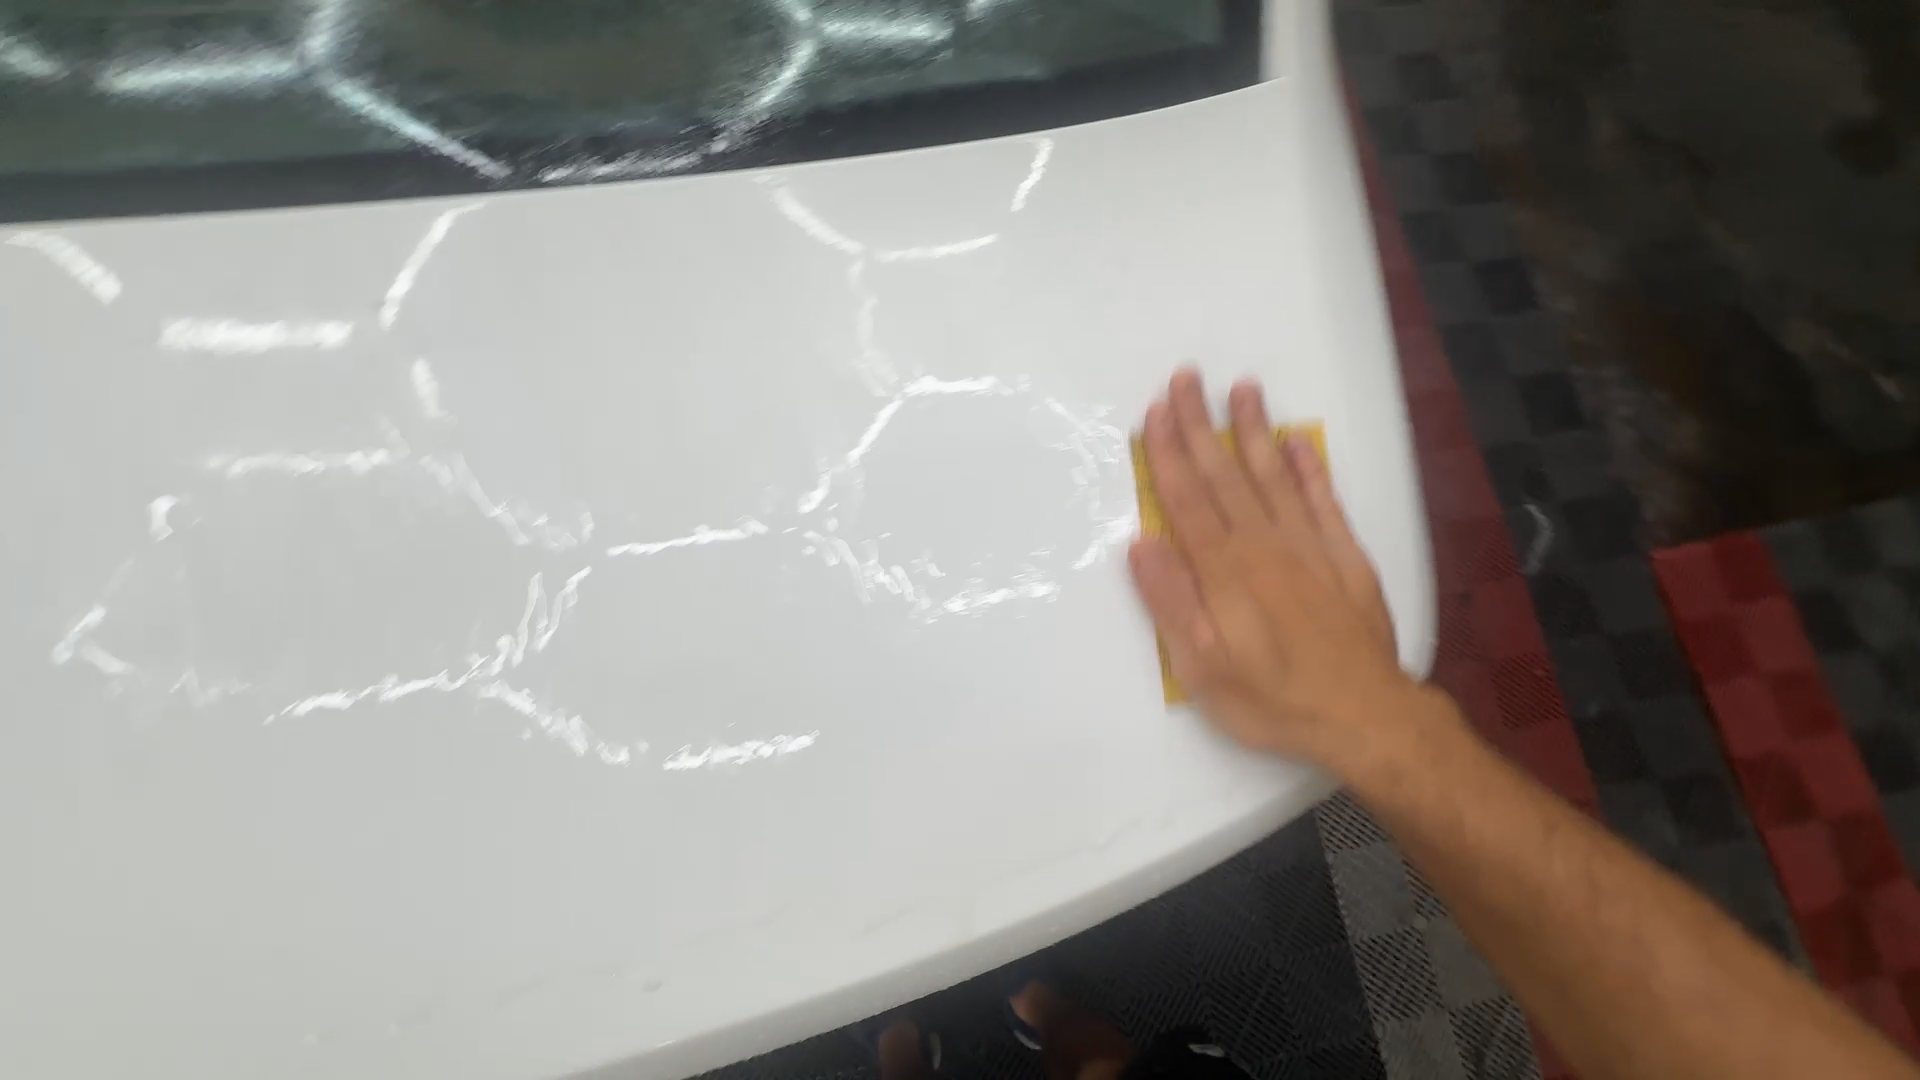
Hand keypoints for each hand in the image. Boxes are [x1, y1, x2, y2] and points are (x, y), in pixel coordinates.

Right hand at [1129, 370, 1427, 770]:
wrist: (1365, 718)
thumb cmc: (1270, 697)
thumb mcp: (1201, 667)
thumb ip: (1172, 602)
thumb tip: (1142, 543)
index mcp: (1224, 570)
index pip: (1187, 498)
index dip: (1168, 451)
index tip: (1156, 410)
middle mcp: (1264, 545)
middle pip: (1224, 474)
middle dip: (1201, 424)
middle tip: (1186, 377)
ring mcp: (1309, 547)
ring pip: (1274, 475)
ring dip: (1255, 429)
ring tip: (1242, 387)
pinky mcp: (1345, 558)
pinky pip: (1323, 501)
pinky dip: (1310, 467)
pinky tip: (1298, 440)